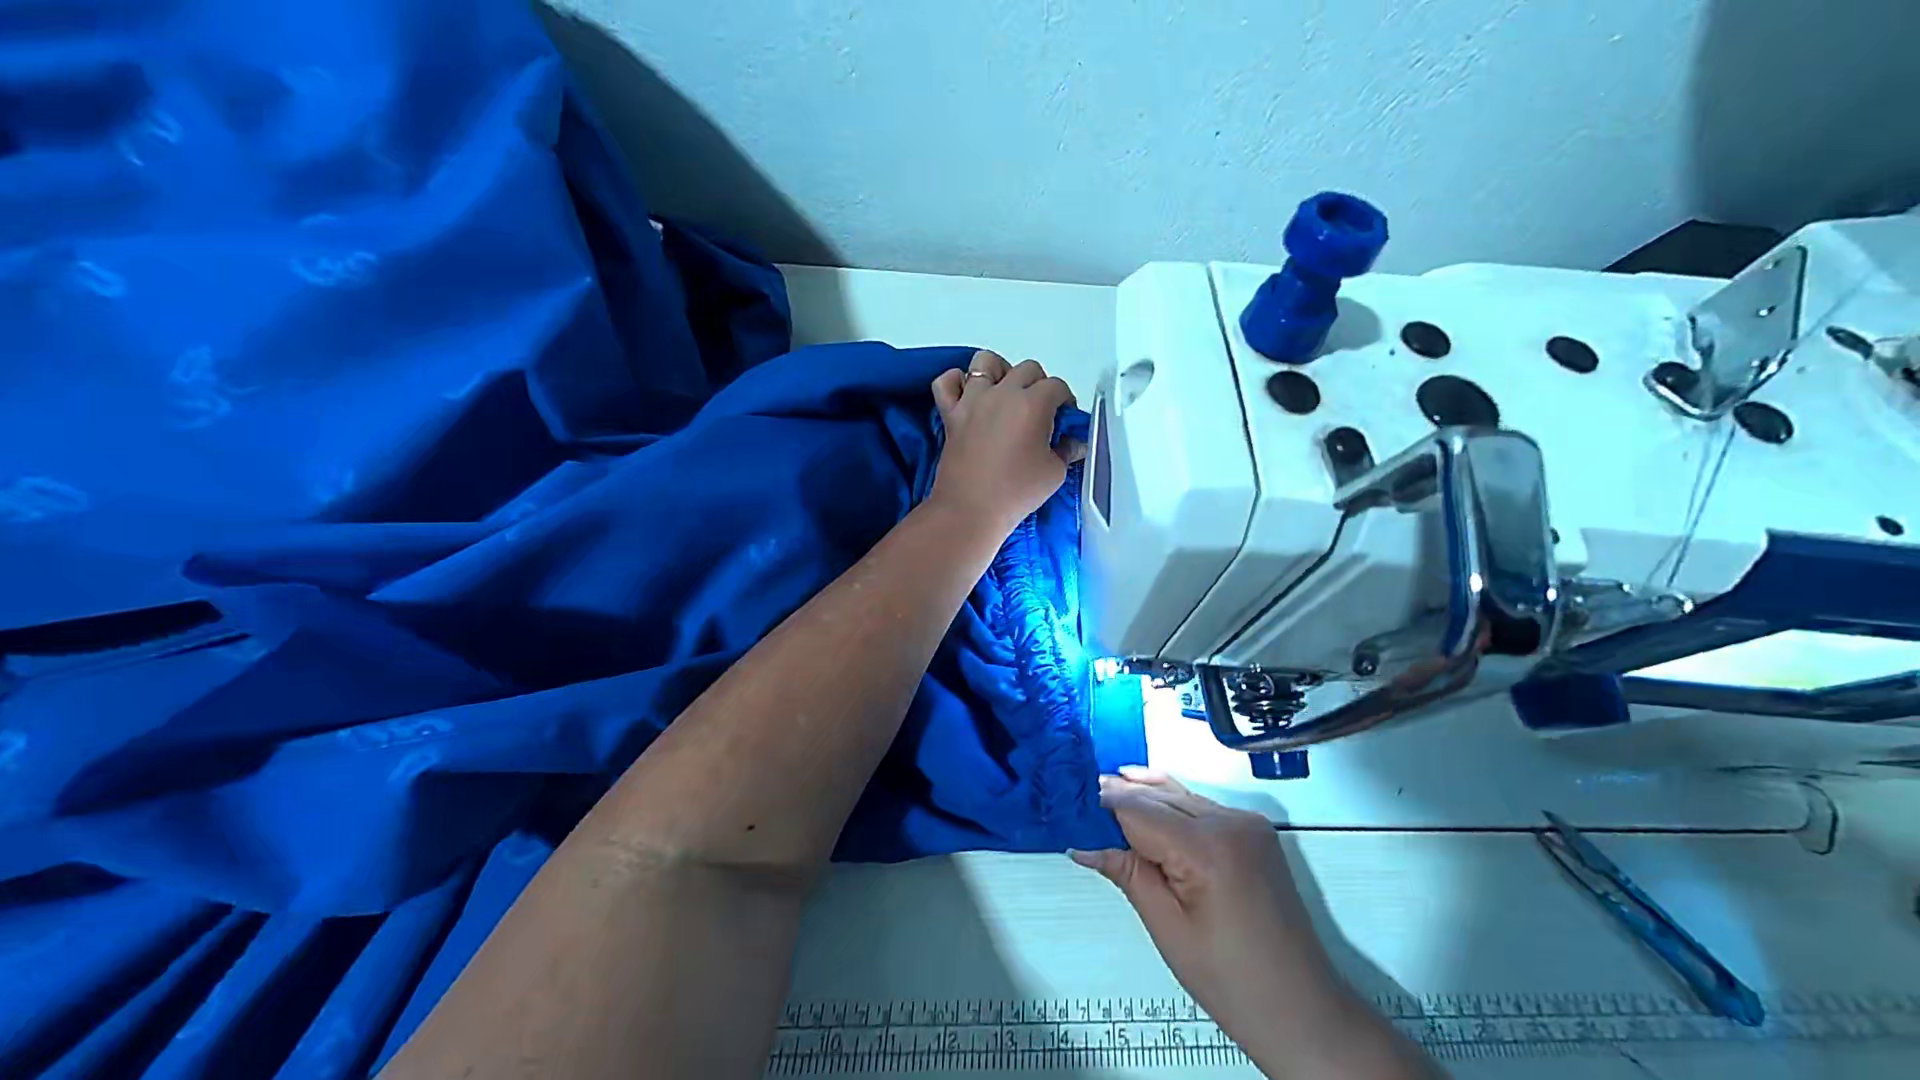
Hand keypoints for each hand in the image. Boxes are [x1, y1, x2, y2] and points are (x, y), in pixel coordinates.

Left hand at [928, 350, 1082, 532]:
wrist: (970, 510)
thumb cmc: (1015, 492)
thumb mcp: (1054, 473)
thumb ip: (1066, 450)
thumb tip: (1074, 443)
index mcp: (1033, 404)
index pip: (1057, 386)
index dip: (1064, 402)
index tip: (1063, 420)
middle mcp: (1003, 393)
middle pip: (1027, 369)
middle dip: (1039, 385)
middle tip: (1040, 411)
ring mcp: (973, 400)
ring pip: (986, 362)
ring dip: (1000, 372)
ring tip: (1005, 395)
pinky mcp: (951, 414)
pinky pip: (946, 382)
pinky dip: (955, 382)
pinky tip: (967, 395)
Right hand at [1072, 770, 1352, 1065]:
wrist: (1304, 1010)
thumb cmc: (1231, 981)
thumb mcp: (1168, 928)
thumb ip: (1127, 874)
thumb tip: (1084, 846)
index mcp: (1208, 847)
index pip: (1139, 811)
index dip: (1103, 808)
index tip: (1071, 805)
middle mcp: (1231, 822)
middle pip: (1160, 797)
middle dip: (1121, 795)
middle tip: (1079, 792)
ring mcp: (1248, 824)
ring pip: (1182, 795)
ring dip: (1146, 793)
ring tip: (1105, 784)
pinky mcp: (1255, 831)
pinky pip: (1202, 807)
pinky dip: (1173, 804)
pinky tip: (1148, 798)